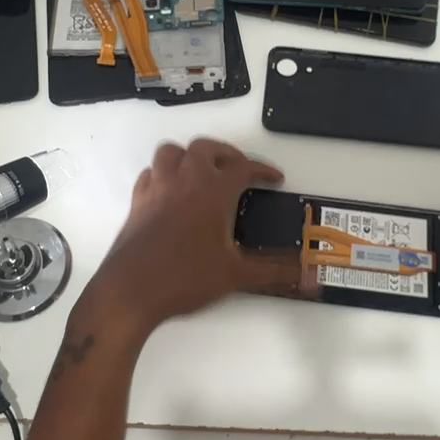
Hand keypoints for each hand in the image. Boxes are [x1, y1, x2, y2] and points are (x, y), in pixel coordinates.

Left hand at [82, 139, 299, 338]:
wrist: (130, 290)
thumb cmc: (186, 278)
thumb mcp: (236, 275)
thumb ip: (273, 271)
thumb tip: (309, 277)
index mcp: (212, 190)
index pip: (243, 167)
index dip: (263, 170)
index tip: (275, 178)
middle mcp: (184, 180)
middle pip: (206, 148)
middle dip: (227, 154)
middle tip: (240, 170)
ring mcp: (157, 188)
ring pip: (172, 152)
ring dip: (190, 155)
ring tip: (203, 172)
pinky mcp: (138, 201)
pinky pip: (152, 173)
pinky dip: (165, 173)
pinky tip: (172, 191)